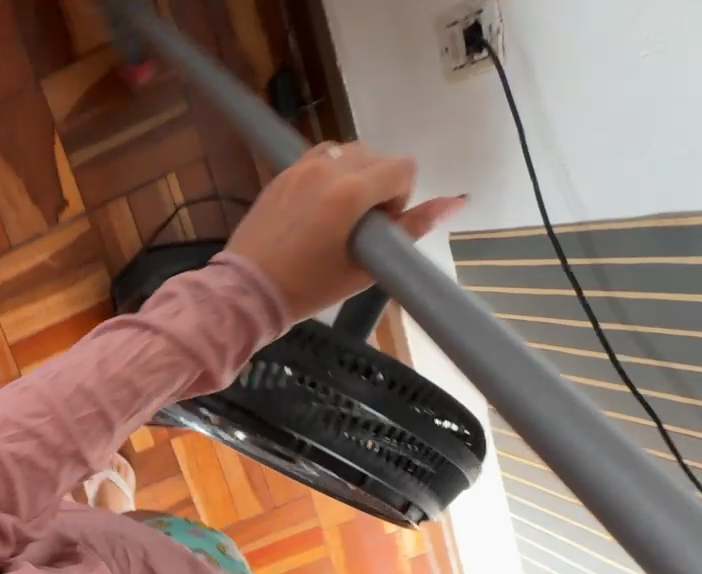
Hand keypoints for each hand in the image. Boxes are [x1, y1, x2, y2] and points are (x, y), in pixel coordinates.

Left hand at [224, 141, 465, 321]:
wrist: (244, 293)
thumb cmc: (305, 289)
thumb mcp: (362, 267)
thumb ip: (410, 230)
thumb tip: (458, 201)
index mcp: (350, 191)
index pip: (403, 168)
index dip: (399, 199)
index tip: (378, 229)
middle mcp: (327, 168)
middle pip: (376, 157)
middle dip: (378, 186)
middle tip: (357, 228)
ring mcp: (299, 169)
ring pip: (347, 153)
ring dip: (354, 176)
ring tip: (337, 217)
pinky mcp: (280, 175)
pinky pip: (318, 160)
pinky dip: (328, 175)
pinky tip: (315, 209)